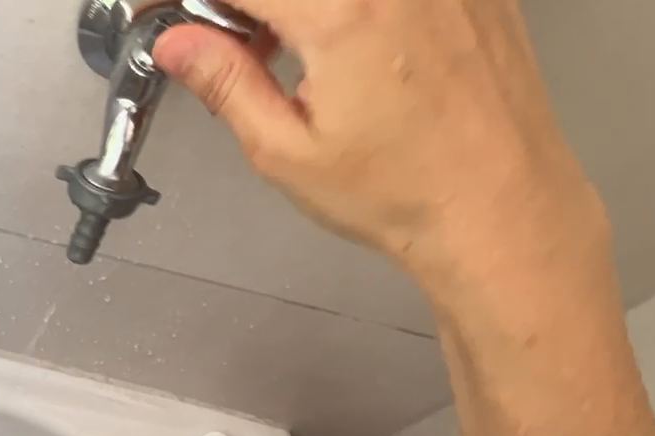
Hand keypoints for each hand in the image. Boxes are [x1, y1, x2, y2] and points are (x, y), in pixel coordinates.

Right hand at [153, 0, 606, 292]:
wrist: (493, 196)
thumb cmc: (394, 187)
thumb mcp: (284, 151)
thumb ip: (227, 84)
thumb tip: (175, 43)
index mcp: (343, 13)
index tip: (162, 16)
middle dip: (237, 3)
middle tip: (214, 37)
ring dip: (285, 7)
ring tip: (272, 44)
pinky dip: (336, 5)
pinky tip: (331, 36)